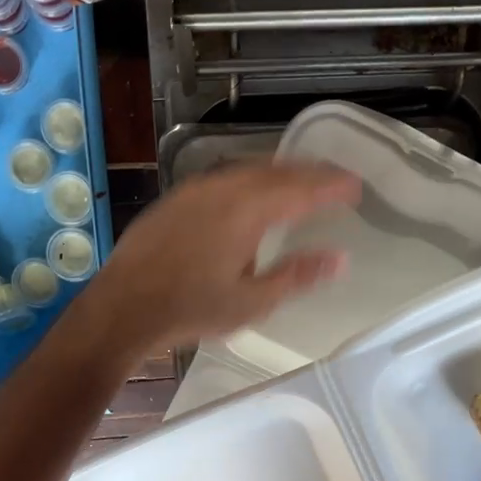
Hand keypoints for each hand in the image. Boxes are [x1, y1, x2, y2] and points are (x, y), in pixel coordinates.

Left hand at [75, 161, 360, 351]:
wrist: (124, 307)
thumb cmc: (192, 310)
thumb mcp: (253, 302)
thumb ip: (297, 275)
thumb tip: (340, 258)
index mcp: (248, 209)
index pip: (302, 188)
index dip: (333, 185)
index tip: (356, 187)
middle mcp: (223, 188)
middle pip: (276, 171)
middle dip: (308, 174)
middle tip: (333, 182)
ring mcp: (194, 190)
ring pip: (246, 171)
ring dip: (277, 176)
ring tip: (297, 187)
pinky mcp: (174, 200)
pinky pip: (222, 180)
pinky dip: (247, 183)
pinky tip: (247, 200)